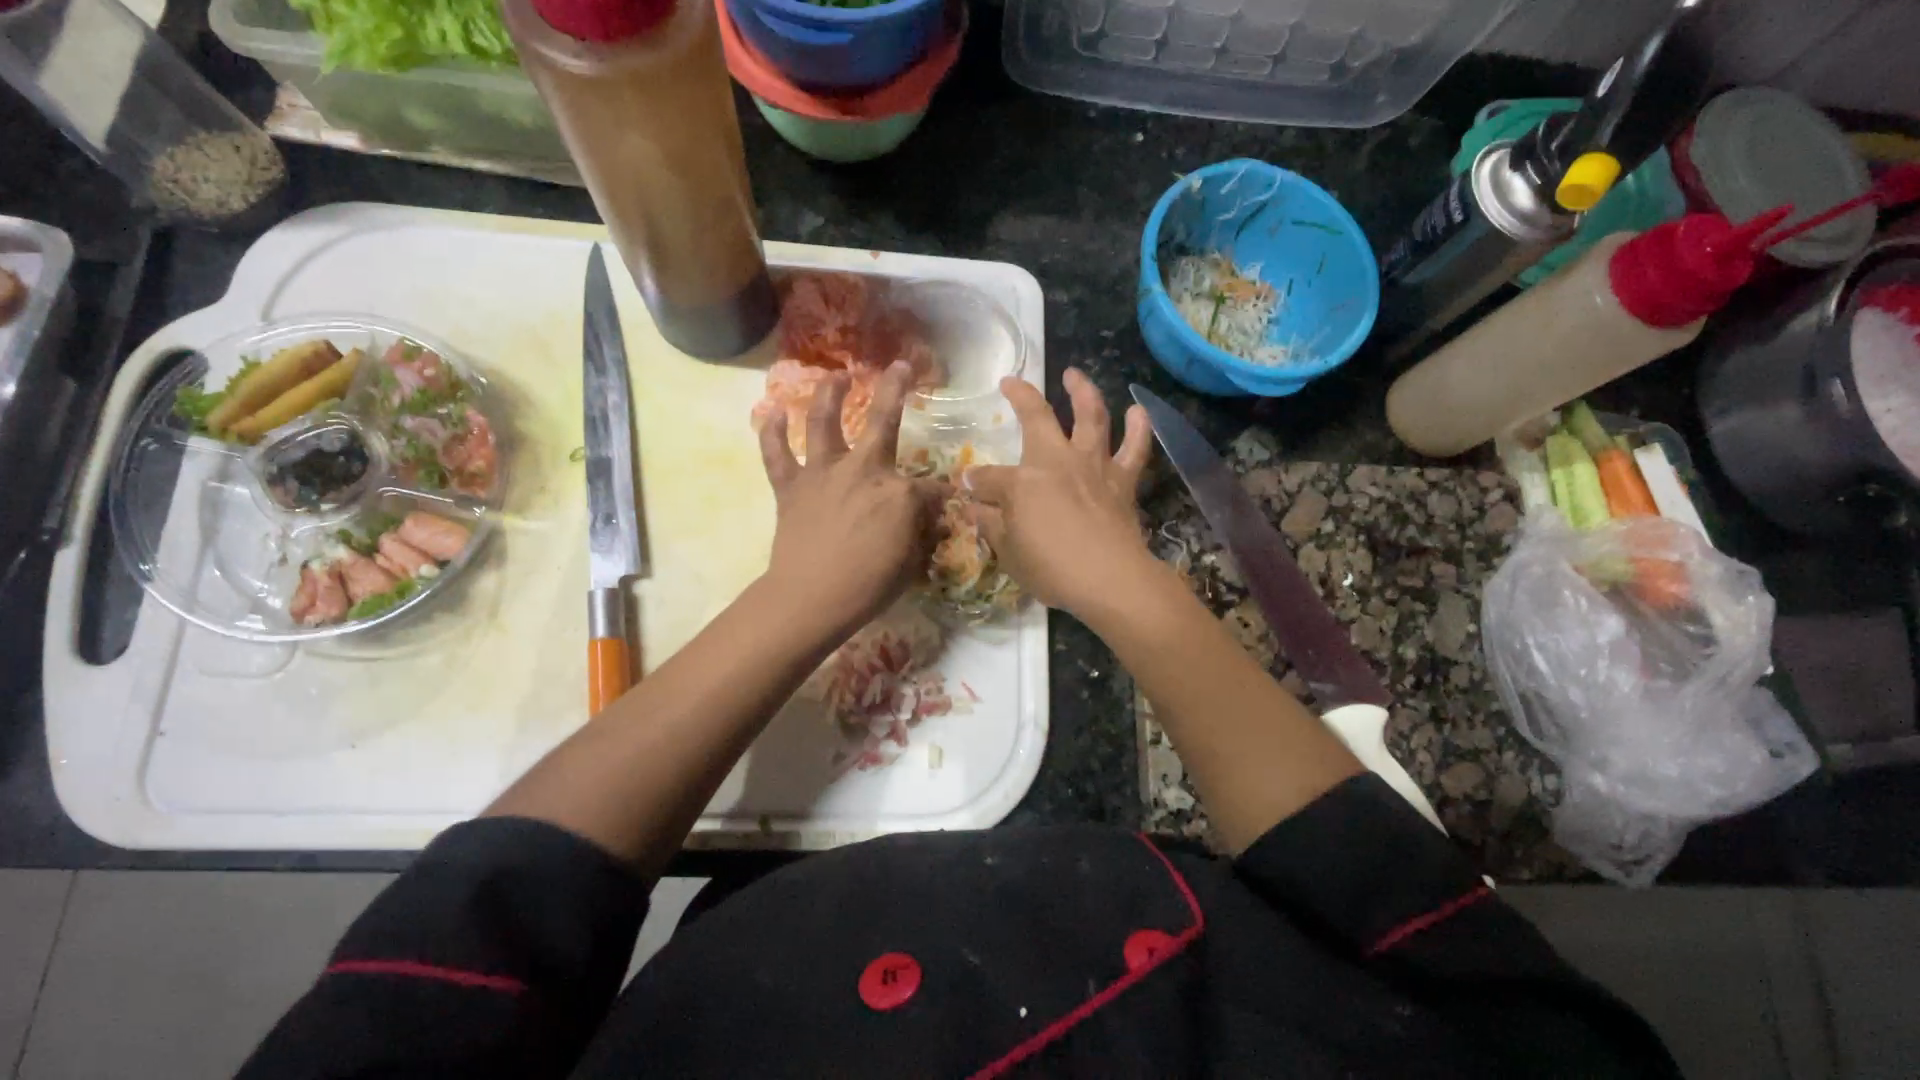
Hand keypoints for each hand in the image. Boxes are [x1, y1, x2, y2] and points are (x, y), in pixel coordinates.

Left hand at [758, 362, 943, 636]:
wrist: (812, 597)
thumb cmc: (869, 585)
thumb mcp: (912, 561)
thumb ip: (921, 530)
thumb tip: (931, 513)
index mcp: (898, 491)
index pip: (931, 486)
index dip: (940, 495)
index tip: (944, 503)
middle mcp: (862, 469)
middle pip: (883, 420)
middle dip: (895, 388)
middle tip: (901, 367)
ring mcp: (822, 473)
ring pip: (823, 422)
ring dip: (829, 394)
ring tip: (835, 375)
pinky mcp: (789, 487)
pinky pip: (776, 453)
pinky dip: (771, 432)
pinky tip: (771, 411)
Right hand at [966, 368, 1154, 616]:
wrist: (1110, 578)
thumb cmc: (1052, 569)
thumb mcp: (1009, 553)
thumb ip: (992, 525)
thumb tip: (974, 506)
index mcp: (1022, 481)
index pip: (988, 478)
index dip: (975, 483)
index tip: (967, 488)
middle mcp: (1057, 462)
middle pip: (1037, 418)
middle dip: (1022, 397)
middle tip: (1014, 383)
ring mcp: (1093, 466)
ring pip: (1090, 416)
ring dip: (1082, 391)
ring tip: (1075, 374)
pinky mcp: (1123, 480)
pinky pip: (1135, 448)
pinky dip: (1139, 428)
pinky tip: (1139, 411)